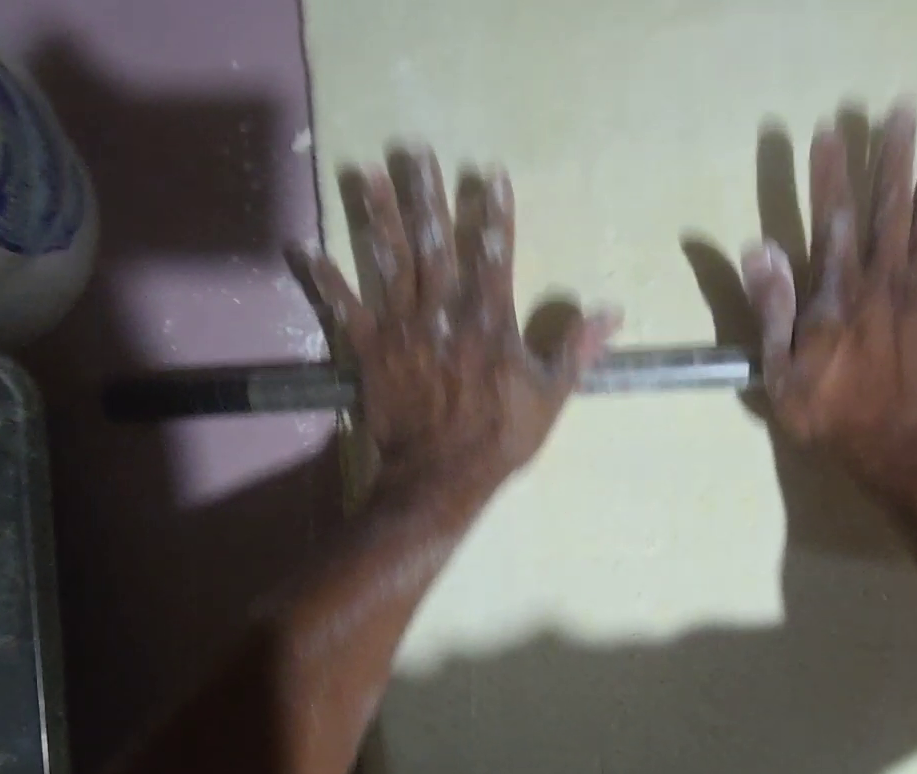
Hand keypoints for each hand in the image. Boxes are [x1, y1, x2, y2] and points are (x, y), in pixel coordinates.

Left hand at [302, 148, 620, 497]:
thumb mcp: (550, 399)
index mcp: (489, 322)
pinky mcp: (369, 352)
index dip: (493, 214)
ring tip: (366, 173)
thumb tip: (612, 312)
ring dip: (375, 217)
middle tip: (414, 151)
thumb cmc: (499, 439)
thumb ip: (575, 351)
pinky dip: (324, 280)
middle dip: (426, 197)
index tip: (488, 172)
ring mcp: (402, 330)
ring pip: (388, 264)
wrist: (440, 479)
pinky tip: (304, 246)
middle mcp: (443, 314)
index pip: (494, 256)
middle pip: (434, 245)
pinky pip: (343, 310)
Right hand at [740, 104, 916, 501]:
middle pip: (889, 208)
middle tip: (902, 111)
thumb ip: (772, 309)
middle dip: (893, 156)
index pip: (832, 220)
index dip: (829, 175)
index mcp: (838, 295)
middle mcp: (883, 282)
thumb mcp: (780, 372)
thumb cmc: (829, 415)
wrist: (895, 448)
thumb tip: (759, 250)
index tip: (828, 132)